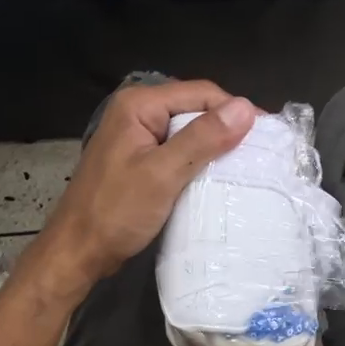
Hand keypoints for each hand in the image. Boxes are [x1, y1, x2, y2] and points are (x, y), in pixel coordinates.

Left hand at [29, 81, 257, 295]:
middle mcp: (135, 113)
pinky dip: (196, 162)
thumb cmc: (115, 212)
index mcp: (138, 105)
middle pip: (194, 108)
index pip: (200, 92)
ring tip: (245, 166)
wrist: (77, 252)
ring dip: (213, 147)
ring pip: (186, 132)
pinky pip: (175, 152)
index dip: (235, 110)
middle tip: (259, 153)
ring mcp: (135, 138)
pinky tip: (216, 179)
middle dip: (225, 128)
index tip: (267, 135)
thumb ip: (202, 139)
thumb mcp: (163, 174)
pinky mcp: (137, 161)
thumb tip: (246, 108)